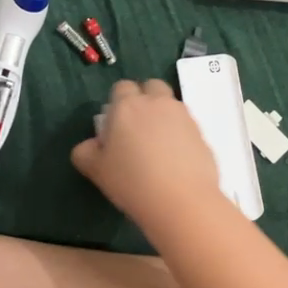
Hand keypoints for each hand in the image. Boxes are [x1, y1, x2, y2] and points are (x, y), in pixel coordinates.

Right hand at [71, 80, 223, 226]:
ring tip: (158, 145)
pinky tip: (175, 158)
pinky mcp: (201, 132)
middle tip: (138, 128)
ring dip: (163, 115)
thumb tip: (90, 145)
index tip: (116, 125)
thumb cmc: (131, 182)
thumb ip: (86, 152)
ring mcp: (182, 116)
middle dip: (145, 98)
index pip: (121, 88)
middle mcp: (156, 103)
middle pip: (151, 86)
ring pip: (171, 104)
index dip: (118, 103)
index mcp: (126, 106)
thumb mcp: (96, 170)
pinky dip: (180, 133)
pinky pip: (186, 125)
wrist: (181, 201)